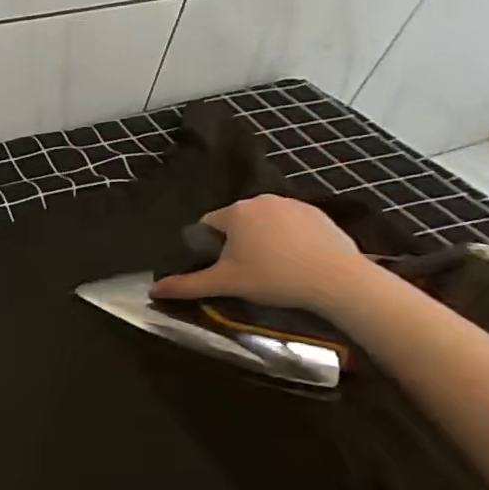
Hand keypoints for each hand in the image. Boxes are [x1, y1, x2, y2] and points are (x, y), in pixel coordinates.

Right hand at [149, 194, 373, 313]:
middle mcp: (261, 199)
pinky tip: (296, 261)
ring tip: (273, 269)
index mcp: (235, 212)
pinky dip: (288, 239)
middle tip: (246, 273)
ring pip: (264, 222)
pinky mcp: (317, 212)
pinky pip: (290, 224)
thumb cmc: (273, 278)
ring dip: (262, 240)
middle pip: (236, 222)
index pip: (207, 225)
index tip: (221, 269)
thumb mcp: (225, 284)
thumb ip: (187, 285)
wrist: (336, 279)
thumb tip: (152, 290)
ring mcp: (292, 203)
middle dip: (236, 243)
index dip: (209, 248)